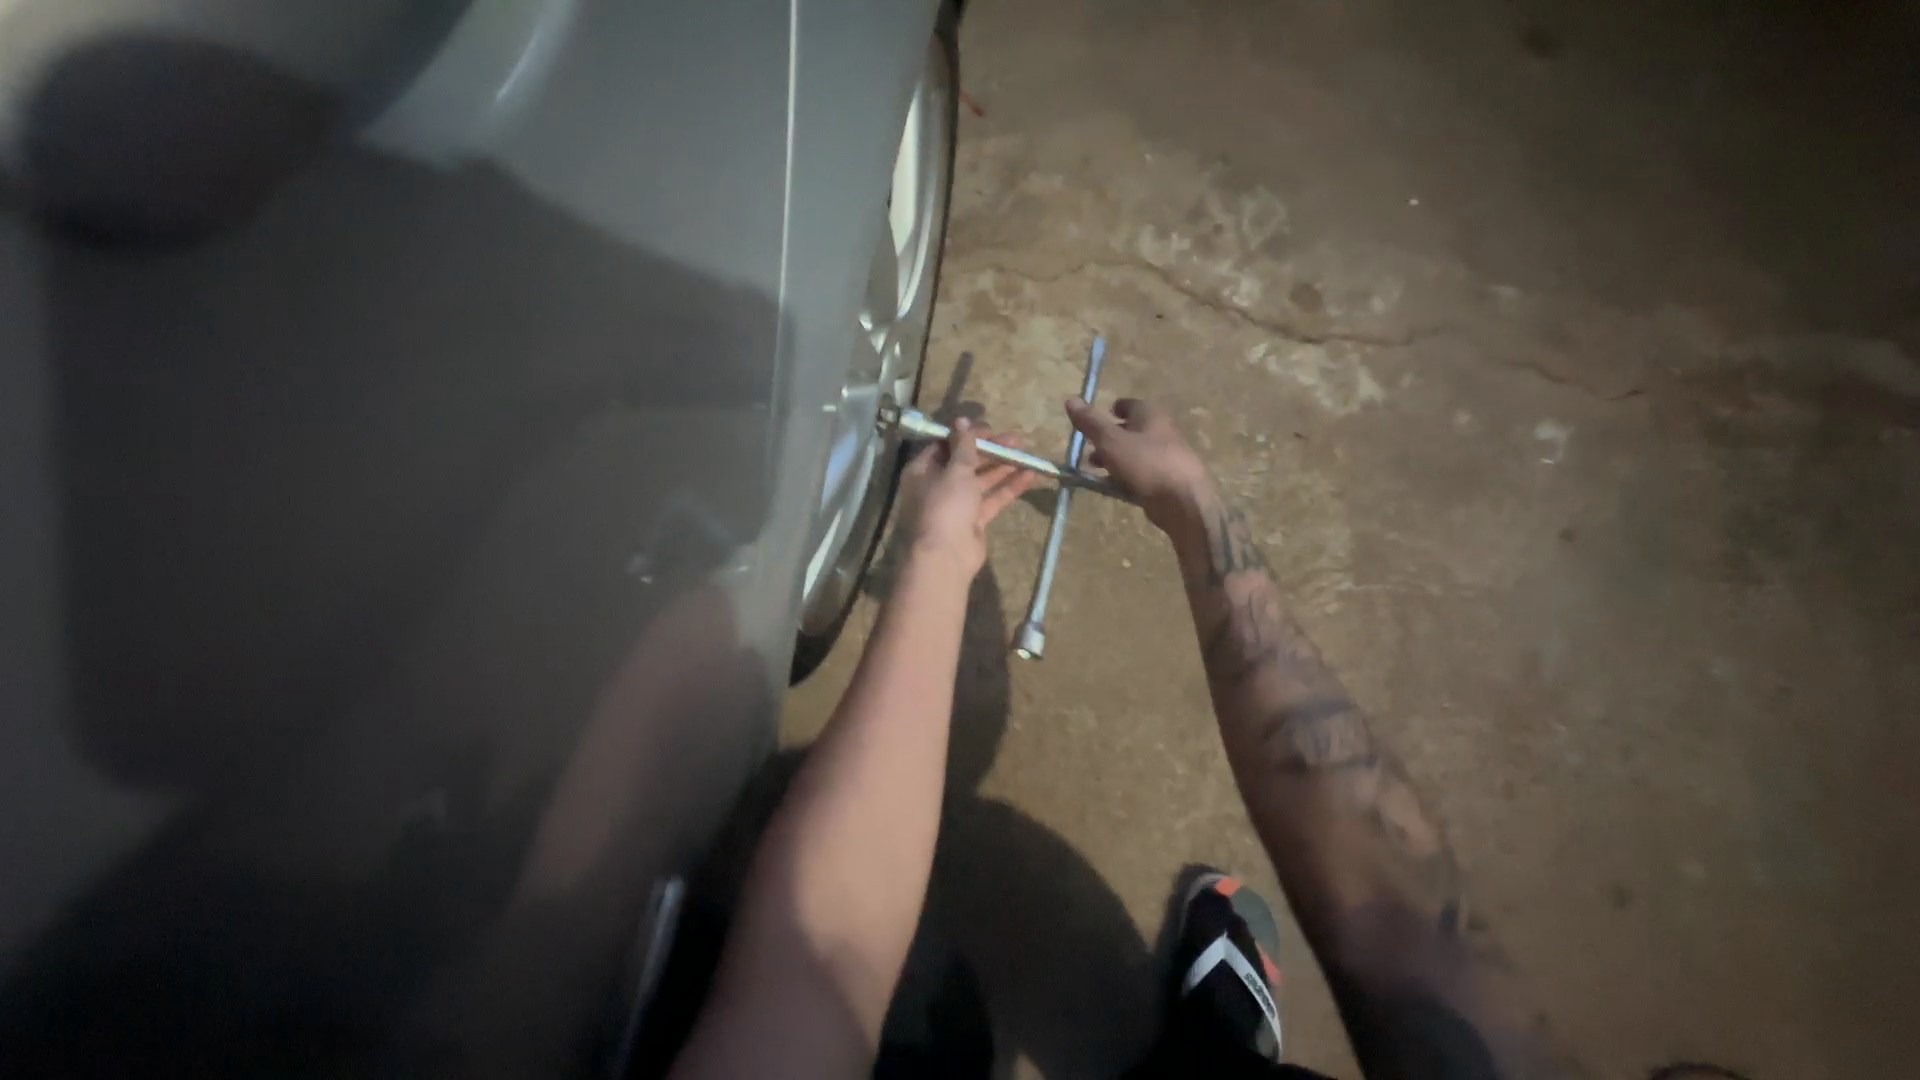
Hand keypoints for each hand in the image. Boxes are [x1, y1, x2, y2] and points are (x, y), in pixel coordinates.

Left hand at [897, 418, 1035, 574]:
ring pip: (981, 481)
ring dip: (1003, 467)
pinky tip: (1029, 476)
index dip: (969, 435)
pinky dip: (1008, 488)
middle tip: (1017, 440)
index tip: (991, 429)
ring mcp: (956, 505)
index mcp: (923, 470)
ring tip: (1027, 455)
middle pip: (966, 462)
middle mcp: (937, 485)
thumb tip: (961, 420)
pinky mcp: (973, 521)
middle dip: (991, 451)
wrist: (946, 556)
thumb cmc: (945, 505)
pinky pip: (991, 499)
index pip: (946, 446)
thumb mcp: (956, 470)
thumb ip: (963, 446)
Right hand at [1065, 397, 1212, 528]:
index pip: (1131, 405)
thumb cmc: (1146, 462)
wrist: (1183, 500)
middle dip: (1108, 439)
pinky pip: (1139, 475)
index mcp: (1150, 416)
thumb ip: (1091, 422)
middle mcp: (1160, 432)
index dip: (1114, 409)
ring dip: (1113, 460)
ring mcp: (1164, 458)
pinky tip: (1110, 488)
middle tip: (1088, 448)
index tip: (1098, 418)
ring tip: (1092, 470)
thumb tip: (1070, 399)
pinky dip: (1123, 477)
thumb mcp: (1111, 441)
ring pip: (1133, 454)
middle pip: (1131, 431)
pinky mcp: (1165, 481)